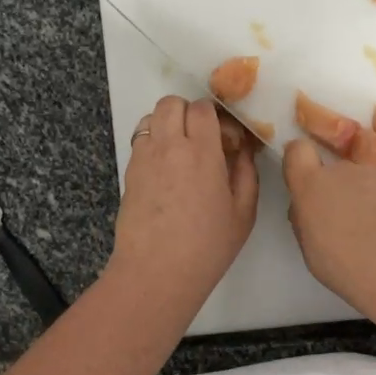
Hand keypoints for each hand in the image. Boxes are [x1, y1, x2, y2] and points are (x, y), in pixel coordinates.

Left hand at [109, 97, 258, 301]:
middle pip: (172, 103)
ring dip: (167, 124)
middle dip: (188, 113)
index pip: (203, 108)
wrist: (156, 271)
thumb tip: (243, 150)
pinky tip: (165, 171)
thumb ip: (246, 174)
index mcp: (202, 152)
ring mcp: (145, 158)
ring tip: (180, 151)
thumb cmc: (207, 247)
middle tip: (201, 138)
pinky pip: (141, 141)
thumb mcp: (243, 214)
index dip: (215, 116)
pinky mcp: (129, 172)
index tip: (225, 138)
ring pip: (152, 117)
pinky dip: (154, 143)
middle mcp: (170, 146)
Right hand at [282, 139, 375, 320]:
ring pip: (367, 182)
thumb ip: (306, 222)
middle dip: (340, 193)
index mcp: (314, 188)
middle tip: (351, 228)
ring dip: (369, 200)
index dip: (300, 163)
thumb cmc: (354, 272)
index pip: (297, 151)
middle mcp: (346, 171)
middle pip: (336, 173)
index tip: (307, 182)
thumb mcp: (313, 254)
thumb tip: (309, 208)